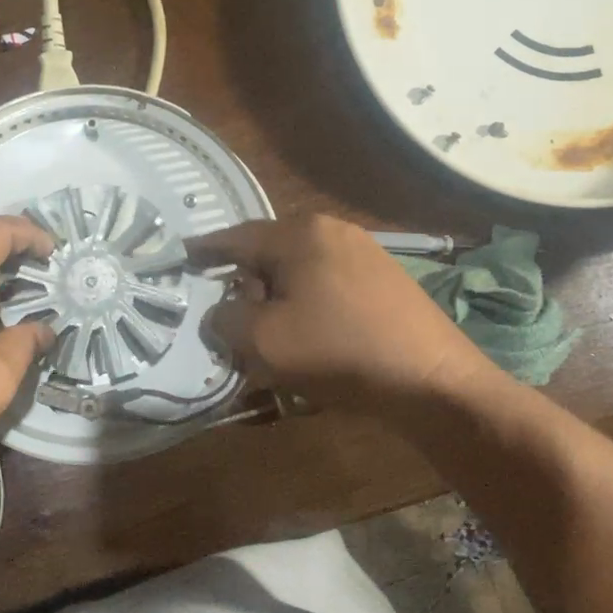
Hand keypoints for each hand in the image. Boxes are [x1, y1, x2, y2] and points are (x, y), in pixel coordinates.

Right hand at [187, 214, 494, 412]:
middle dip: (243, 283)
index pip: (236, 237)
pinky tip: (306, 338)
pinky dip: (306, 307)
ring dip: (276, 300)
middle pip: (269, 254)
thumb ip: (225, 319)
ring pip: (299, 272)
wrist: (429, 380)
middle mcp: (332, 231)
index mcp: (299, 234)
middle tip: (226, 316)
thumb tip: (222, 313)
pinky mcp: (385, 282)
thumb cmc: (337, 351)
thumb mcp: (262, 341)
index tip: (182, 257)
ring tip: (265, 335)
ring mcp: (365, 254)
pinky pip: (327, 287)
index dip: (205, 250)